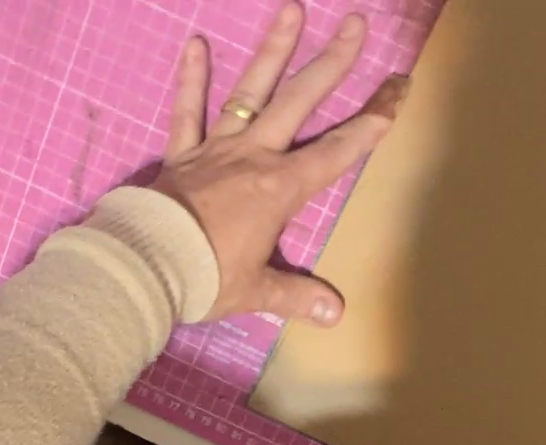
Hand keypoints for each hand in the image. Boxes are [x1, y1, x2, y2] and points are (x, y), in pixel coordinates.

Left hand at [152, 3, 407, 325]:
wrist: (147, 267)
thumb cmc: (207, 278)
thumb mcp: (257, 292)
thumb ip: (296, 297)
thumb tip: (336, 313)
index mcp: (279, 190)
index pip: (337, 152)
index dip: (371, 122)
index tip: (398, 89)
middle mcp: (253, 158)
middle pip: (299, 103)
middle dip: (332, 64)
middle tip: (356, 25)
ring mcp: (215, 151)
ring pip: (249, 93)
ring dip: (272, 52)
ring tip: (291, 10)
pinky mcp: (180, 156)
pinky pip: (186, 113)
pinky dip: (190, 81)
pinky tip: (193, 45)